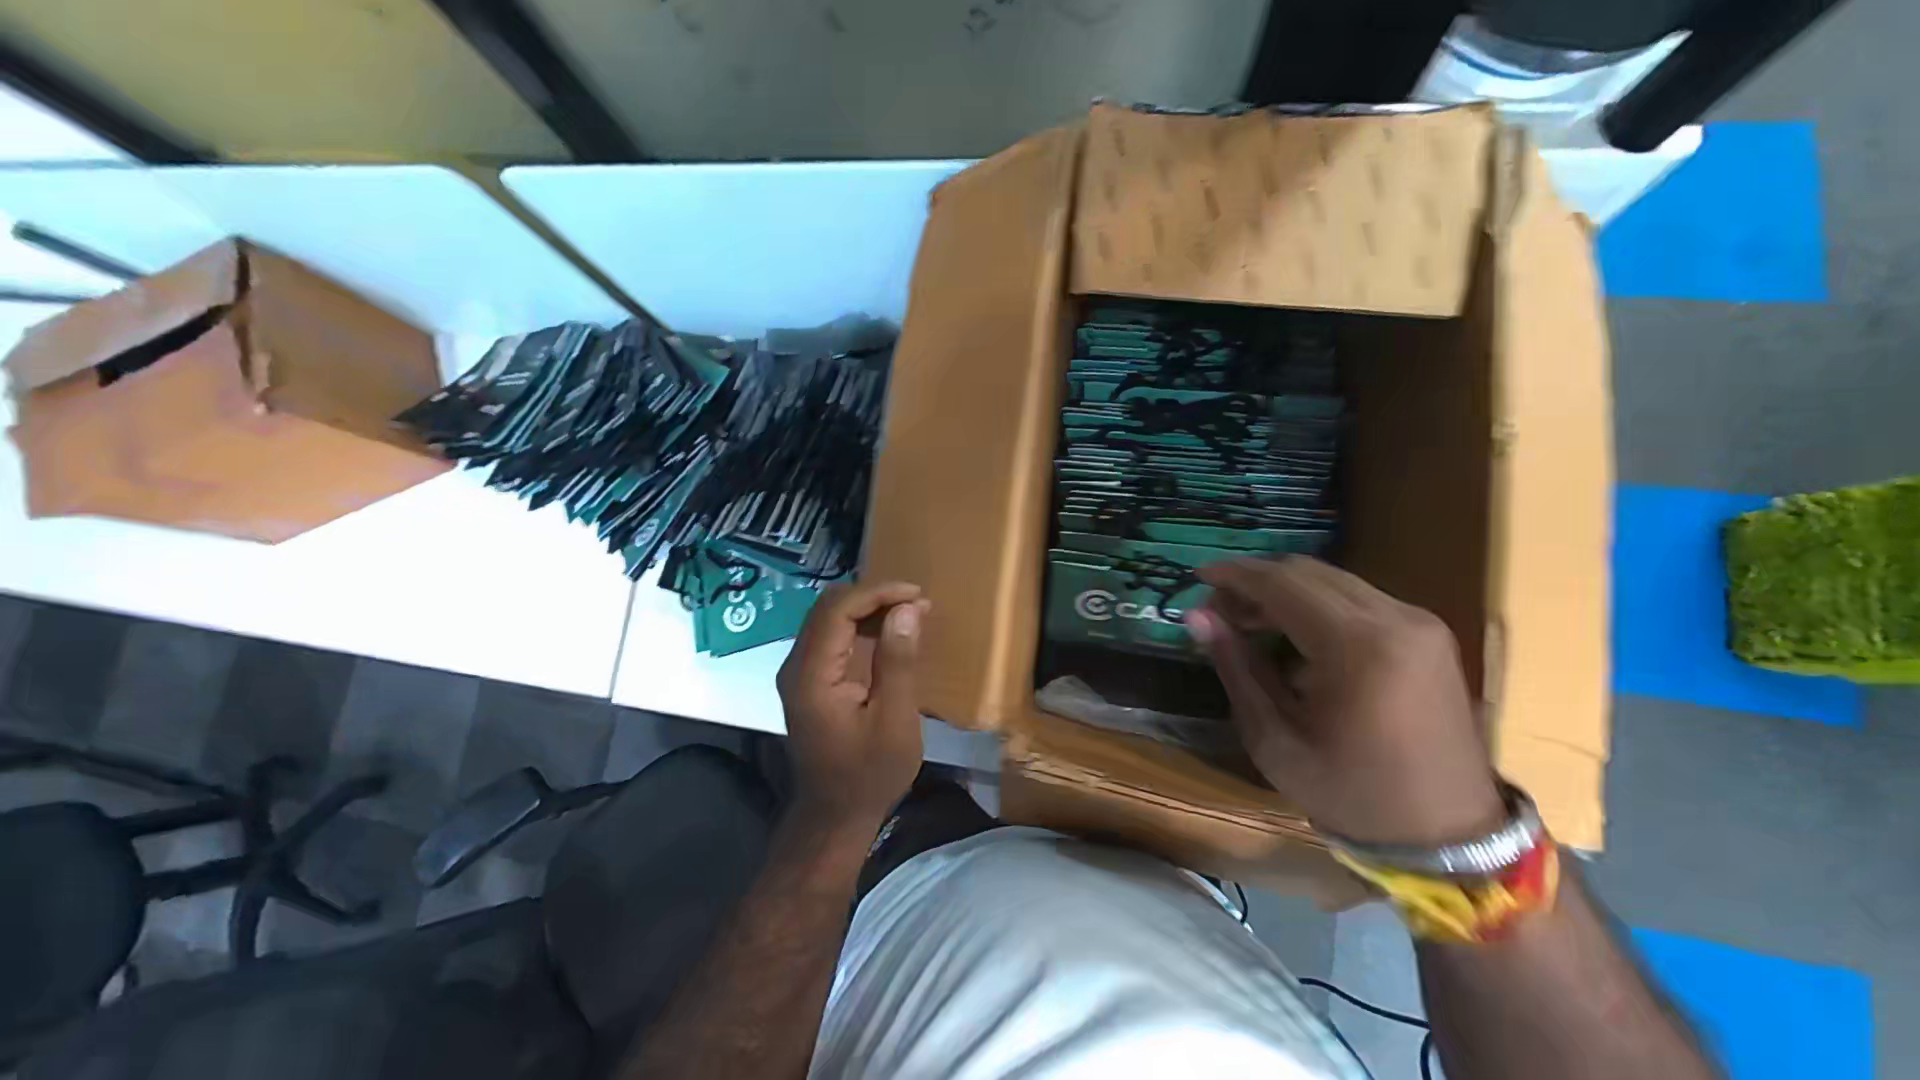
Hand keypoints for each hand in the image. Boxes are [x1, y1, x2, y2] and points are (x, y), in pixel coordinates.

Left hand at [776, 580, 929, 831]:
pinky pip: (832, 639)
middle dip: (874, 596)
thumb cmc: (868, 774)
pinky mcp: (808, 682)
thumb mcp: (894, 720)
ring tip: (911, 613)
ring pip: (829, 620)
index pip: (837, 610)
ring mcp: (799, 674)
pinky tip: (890, 634)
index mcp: (811, 675)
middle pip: (829, 608)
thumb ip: (898, 662)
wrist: (833, 817)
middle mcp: (796, 666)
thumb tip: (907, 609)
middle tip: (917, 603)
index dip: (877, 593)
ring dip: (868, 610)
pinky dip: (861, 628)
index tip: (916, 595)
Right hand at [1187, 556, 1503, 846]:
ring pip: (1333, 579)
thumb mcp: (1275, 739)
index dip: (1234, 575)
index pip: (1282, 584)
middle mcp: (1396, 619)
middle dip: (1256, 580)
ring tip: (1247, 620)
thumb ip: (1236, 668)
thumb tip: (1197, 617)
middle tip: (1218, 608)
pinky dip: (1316, 602)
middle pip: (1308, 572)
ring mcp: (1419, 623)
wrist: (1448, 835)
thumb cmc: (1351, 793)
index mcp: (1359, 647)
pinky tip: (1292, 631)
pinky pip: (1358, 597)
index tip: (1197, 577)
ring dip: (1285, 589)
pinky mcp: (1429, 633)